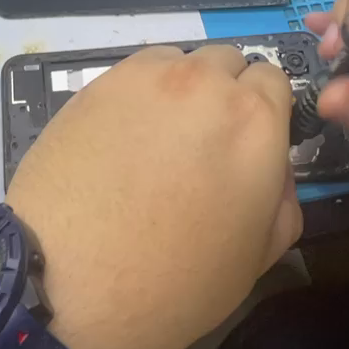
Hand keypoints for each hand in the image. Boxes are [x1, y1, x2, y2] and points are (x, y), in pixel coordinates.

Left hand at [5, 45, 300, 348]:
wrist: (66, 284)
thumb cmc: (172, 285)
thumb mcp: (255, 258)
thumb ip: (283, 199)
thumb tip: (273, 168)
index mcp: (255, 123)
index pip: (275, 81)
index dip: (266, 113)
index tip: (247, 145)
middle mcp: (207, 83)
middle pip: (229, 64)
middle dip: (225, 97)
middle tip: (202, 147)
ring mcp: (149, 76)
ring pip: (183, 62)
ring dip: (183, 90)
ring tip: (157, 141)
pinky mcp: (101, 80)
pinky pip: (138, 71)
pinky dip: (141, 93)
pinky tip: (123, 135)